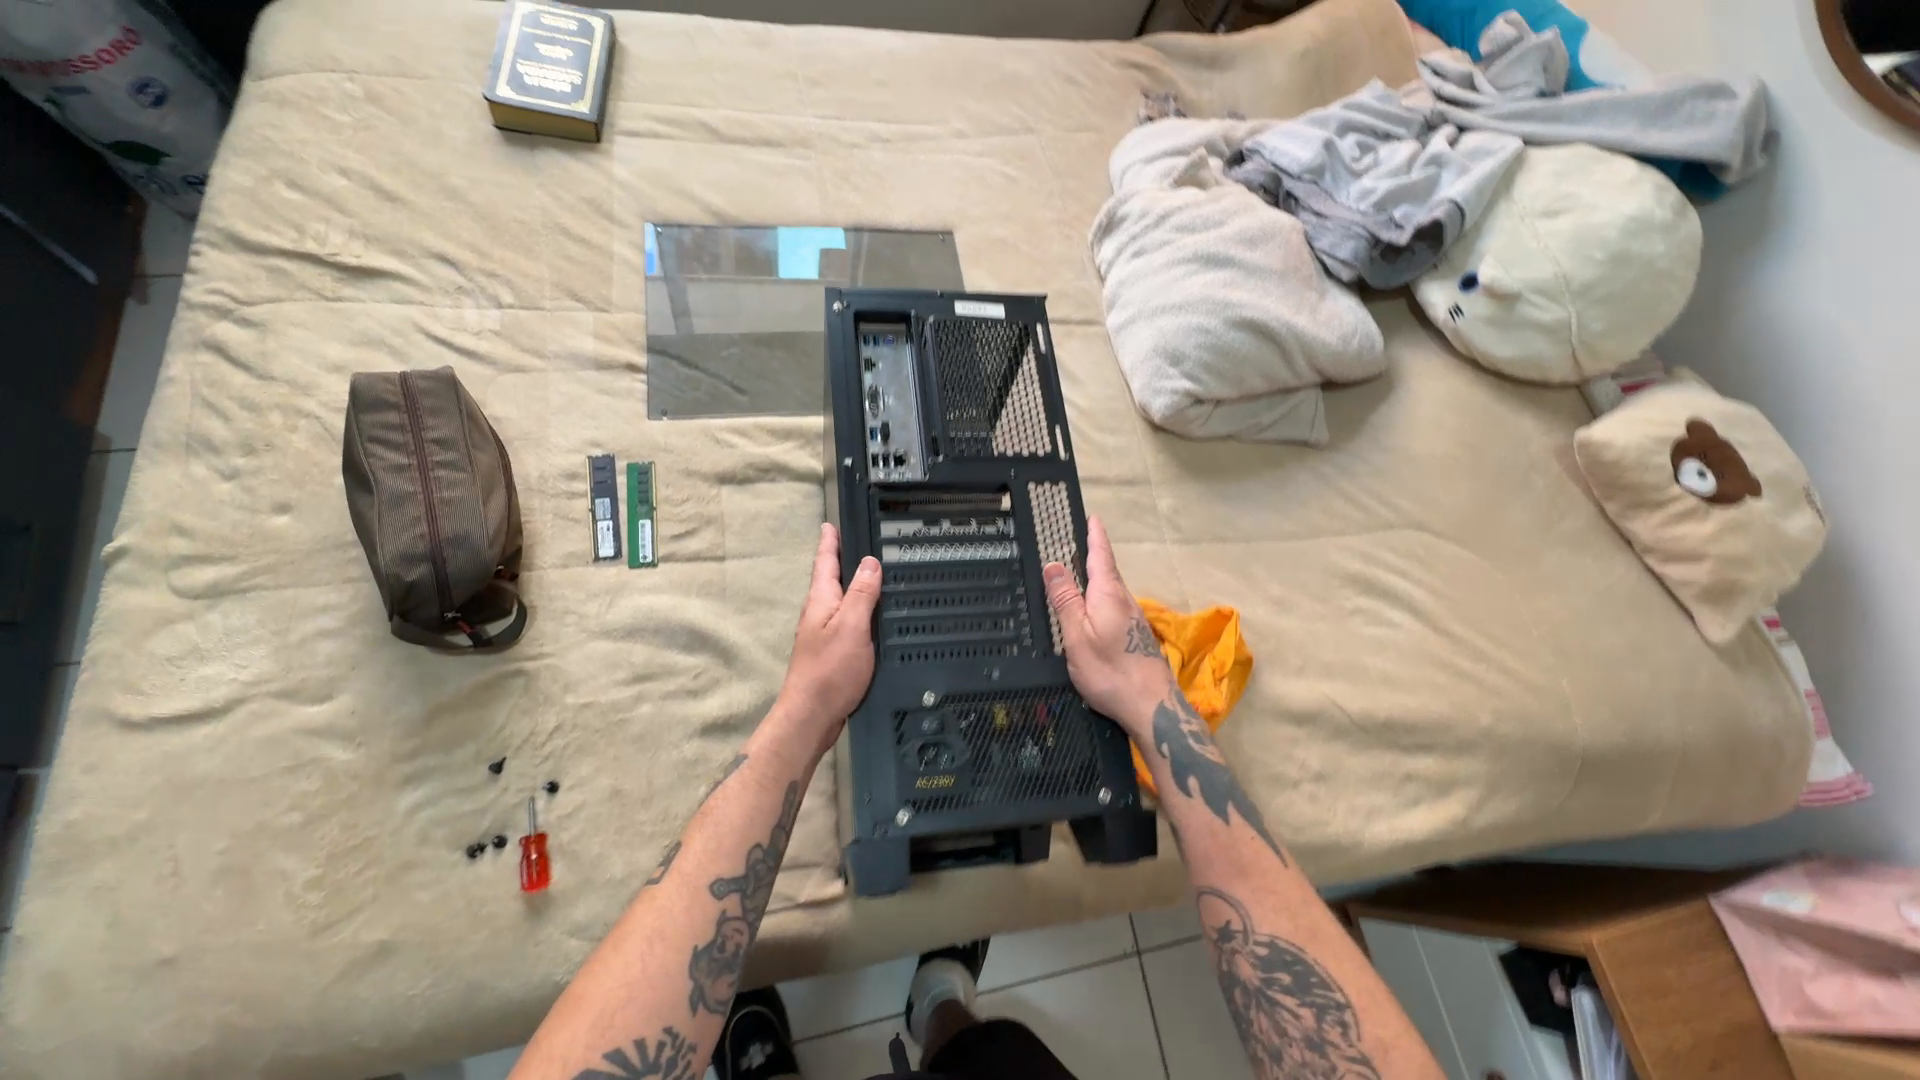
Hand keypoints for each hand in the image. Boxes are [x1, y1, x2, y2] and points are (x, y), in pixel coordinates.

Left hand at [774, 524, 881, 755]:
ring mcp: (824, 635)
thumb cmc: (830, 670)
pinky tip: (875, 617)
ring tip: (873, 574)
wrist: (812, 716)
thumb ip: (862, 594)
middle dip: (842, 560)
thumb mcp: (851, 626)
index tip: (831, 523)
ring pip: (841, 602)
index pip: (825, 563)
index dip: (829, 542)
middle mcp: (819, 614)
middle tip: (858, 542)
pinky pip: (849, 622)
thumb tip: (869, 562)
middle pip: (832, 580)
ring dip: (854, 586)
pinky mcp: (833, 654)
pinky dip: (861, 611)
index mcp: (821, 601)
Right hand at [1043, 516, 1172, 739]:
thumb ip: (1066, 600)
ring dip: (1095, 579)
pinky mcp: (1134, 637)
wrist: (1152, 708)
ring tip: (1076, 574)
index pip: (1101, 556)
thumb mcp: (1077, 636)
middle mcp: (1124, 601)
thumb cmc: (1110, 671)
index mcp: (1108, 595)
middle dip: (1093, 555)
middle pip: (1106, 572)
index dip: (1095, 536)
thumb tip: (1053, 564)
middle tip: (1075, 541)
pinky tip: (1090, 611)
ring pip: (1110, 591)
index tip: (1092, 516)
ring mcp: (1132, 620)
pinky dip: (1099, 600)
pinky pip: (1113, 608)